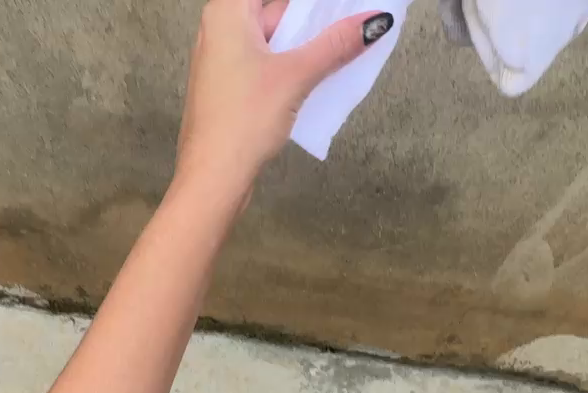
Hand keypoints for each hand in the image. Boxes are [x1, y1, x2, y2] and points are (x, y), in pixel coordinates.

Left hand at [174, 0, 392, 196]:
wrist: (210, 180)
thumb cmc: (244, 120)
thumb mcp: (296, 77)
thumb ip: (335, 45)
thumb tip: (377, 21)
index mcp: (227, 12)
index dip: (310, 5)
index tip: (338, 9)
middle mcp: (218, 31)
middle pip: (275, 11)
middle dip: (312, 19)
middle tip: (351, 19)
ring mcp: (219, 65)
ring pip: (271, 42)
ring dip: (305, 45)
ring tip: (344, 46)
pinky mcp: (226, 93)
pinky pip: (263, 68)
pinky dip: (288, 68)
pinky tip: (317, 76)